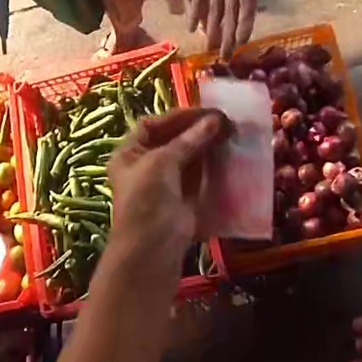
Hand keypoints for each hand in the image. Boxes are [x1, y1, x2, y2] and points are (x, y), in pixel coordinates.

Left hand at [106, 108, 230, 265]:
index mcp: (129, 154)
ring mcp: (167, 184)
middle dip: (198, 130)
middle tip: (226, 121)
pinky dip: (214, 166)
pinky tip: (231, 156)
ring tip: (232, 134)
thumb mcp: (162, 162)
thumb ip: (189, 140)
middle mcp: (146, 166)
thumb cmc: (147, 200)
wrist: (152, 250)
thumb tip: (216, 120)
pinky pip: (201, 176)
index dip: (177, 117)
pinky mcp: (185, 199)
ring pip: (190, 157)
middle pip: (174, 140)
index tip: (205, 111)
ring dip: (209, 146)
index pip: (152, 125)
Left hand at [189, 0, 282, 58]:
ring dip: (212, 27)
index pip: (247, 5)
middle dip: (227, 34)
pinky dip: (196, 9)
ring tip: (209, 48)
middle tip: (224, 57)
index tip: (242, 43)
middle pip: (230, 12)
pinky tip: (193, 26)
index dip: (244, 24)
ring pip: (215, 8)